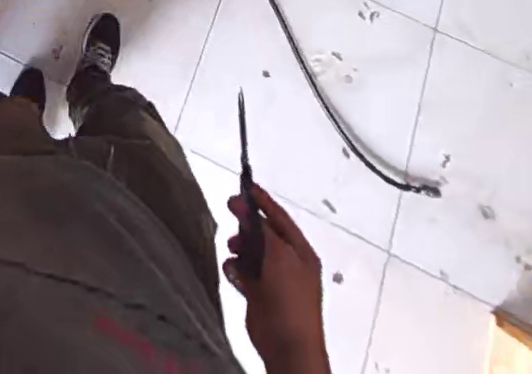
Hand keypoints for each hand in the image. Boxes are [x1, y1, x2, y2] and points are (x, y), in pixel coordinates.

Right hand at [225, 184, 329, 373]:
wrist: (288, 346)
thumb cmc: (289, 296)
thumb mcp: (277, 254)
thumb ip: (259, 227)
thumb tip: (243, 204)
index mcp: (300, 251)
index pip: (280, 217)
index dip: (263, 200)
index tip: (245, 185)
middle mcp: (288, 262)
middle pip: (263, 232)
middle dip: (247, 224)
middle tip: (231, 210)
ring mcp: (273, 279)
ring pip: (250, 251)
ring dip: (239, 247)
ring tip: (233, 249)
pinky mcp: (258, 293)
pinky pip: (243, 272)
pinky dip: (236, 269)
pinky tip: (233, 273)